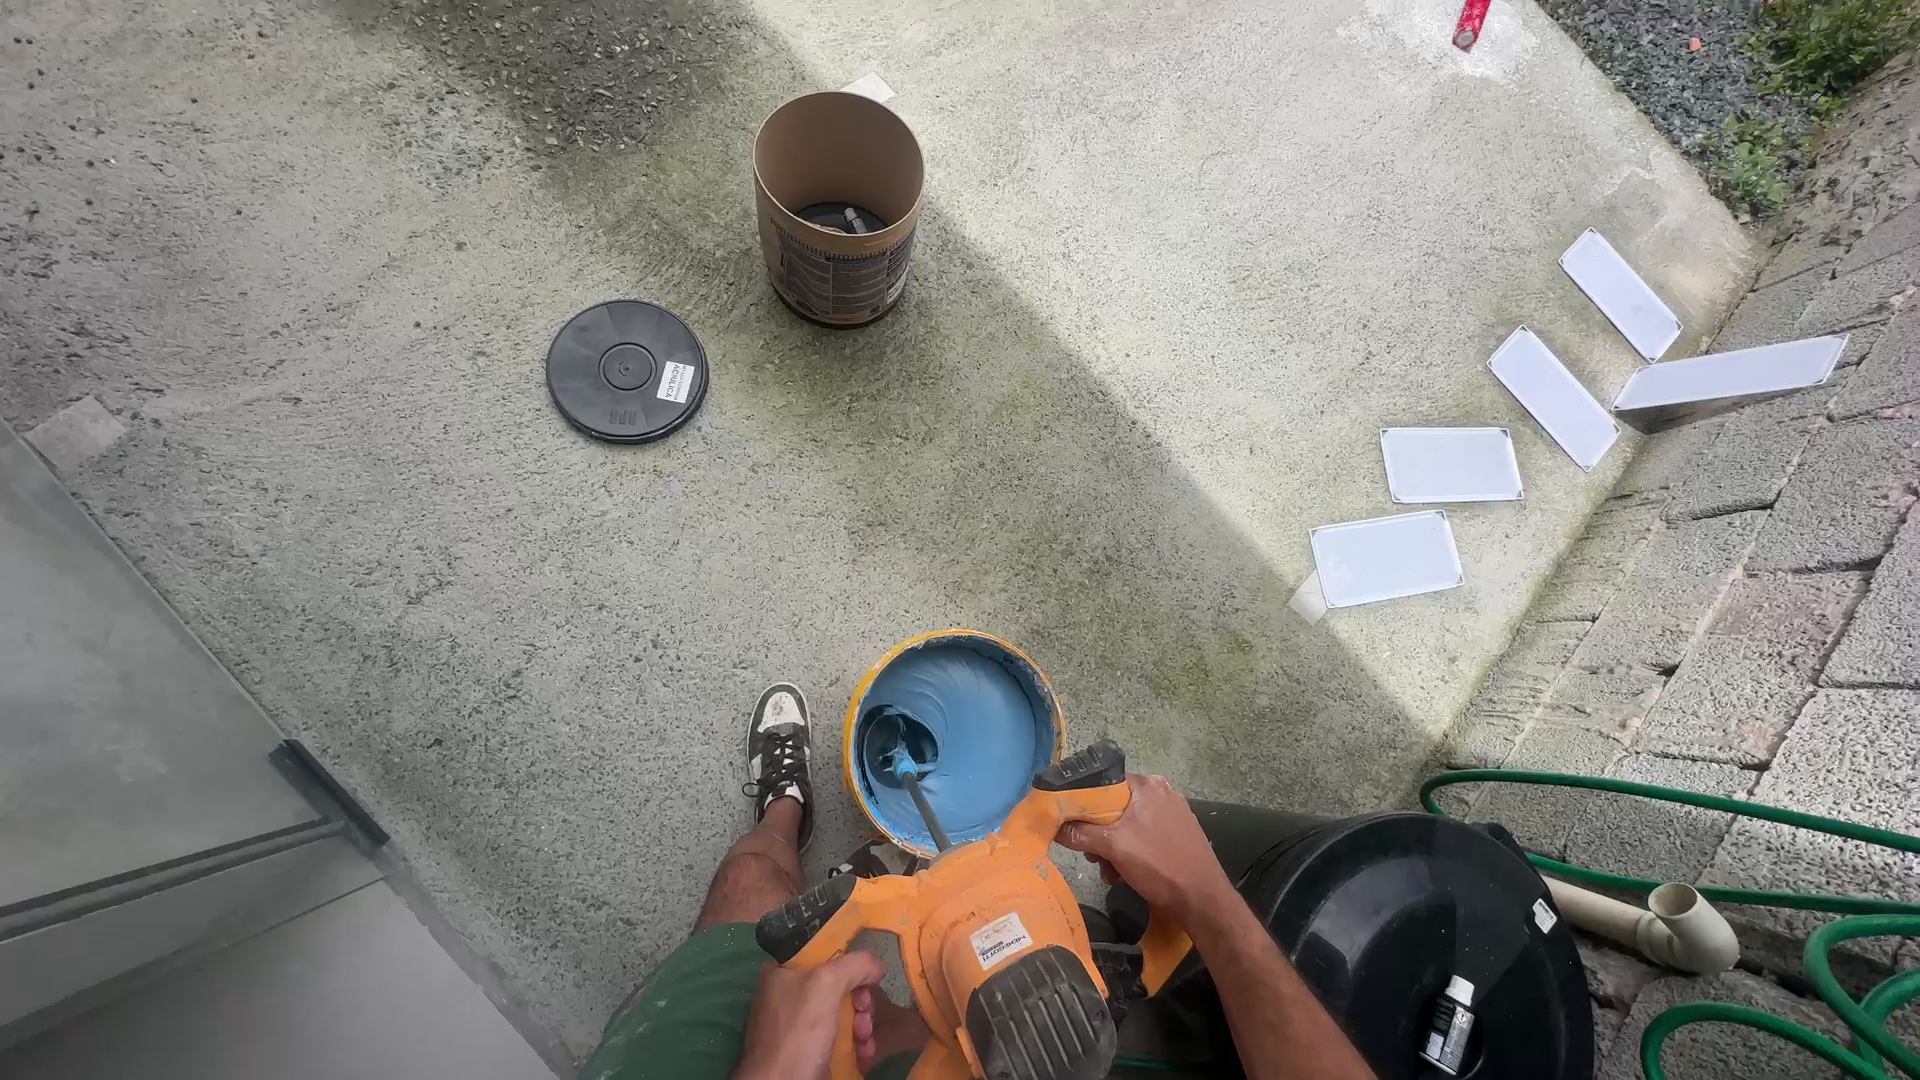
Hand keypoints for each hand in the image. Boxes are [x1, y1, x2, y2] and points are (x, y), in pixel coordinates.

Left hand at [733, 950, 886, 1079]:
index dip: (850, 964)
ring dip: (863, 1026)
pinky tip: (865, 1054)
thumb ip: (856, 964)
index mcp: (783, 970)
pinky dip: (856, 1045)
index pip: (825, 951)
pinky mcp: (808, 1052)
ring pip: (842, 1014)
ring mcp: (798, 1026)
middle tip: (865, 1015)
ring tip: (866, 1041)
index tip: (865, 979)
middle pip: (839, 985)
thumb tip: (877, 965)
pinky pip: (838, 1038)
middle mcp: (788, 994)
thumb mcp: (827, 983)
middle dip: (860, 1001)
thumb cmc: (798, 1033)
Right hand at [1056, 773, 1236, 919]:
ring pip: (1129, 824)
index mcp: (1146, 785)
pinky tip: (1126, 874)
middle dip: (1100, 833)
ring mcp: (1173, 813)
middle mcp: (1160, 792)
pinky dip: (1132, 851)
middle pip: (1115, 806)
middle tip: (1093, 857)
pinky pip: (1145, 835)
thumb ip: (1081, 834)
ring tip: (1110, 873)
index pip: (1104, 784)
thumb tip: (1056, 828)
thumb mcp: (1113, 848)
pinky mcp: (1180, 833)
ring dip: (1114, 848)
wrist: (1203, 900)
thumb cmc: (1158, 865)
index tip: (1072, 825)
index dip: (1084, 804)